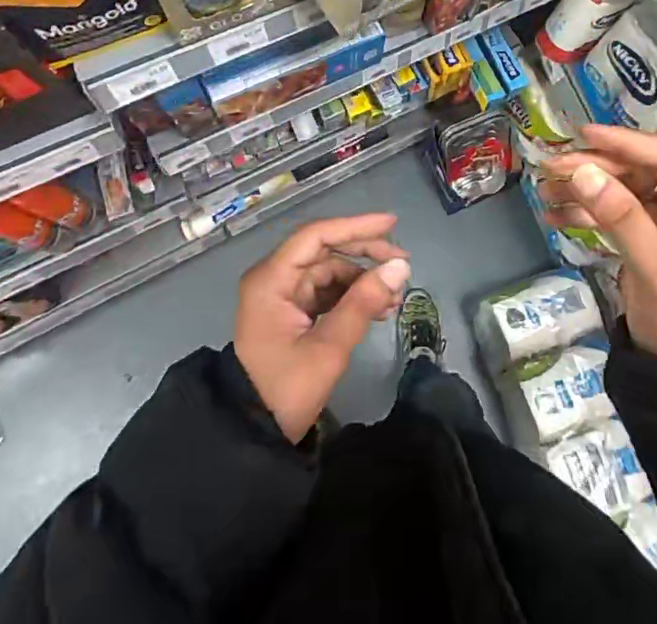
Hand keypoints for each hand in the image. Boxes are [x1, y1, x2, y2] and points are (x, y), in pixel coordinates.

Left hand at [232, 214, 410, 442]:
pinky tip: (380, 308)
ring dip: (363, 280)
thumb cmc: (286, 389)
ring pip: (329, 271)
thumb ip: (363, 304)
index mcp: (271, 279)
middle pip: (324, 251)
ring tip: (396, 296)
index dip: (355, 227)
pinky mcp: (292, 312)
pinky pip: (326, 292)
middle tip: (403, 265)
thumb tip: (399, 268)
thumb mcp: (328, 348)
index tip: (392, 225)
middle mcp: (274, 278)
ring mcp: (282, 295)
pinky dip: (353, 297)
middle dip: (364, 254)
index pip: (316, 236)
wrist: (253, 431)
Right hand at [539, 125, 656, 363]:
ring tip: (544, 191)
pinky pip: (613, 214)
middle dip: (596, 168)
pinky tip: (555, 216)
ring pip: (622, 191)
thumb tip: (581, 172)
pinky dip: (584, 212)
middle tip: (551, 168)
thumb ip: (621, 218)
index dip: (626, 143)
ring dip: (584, 189)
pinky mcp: (646, 241)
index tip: (583, 134)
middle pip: (640, 172)